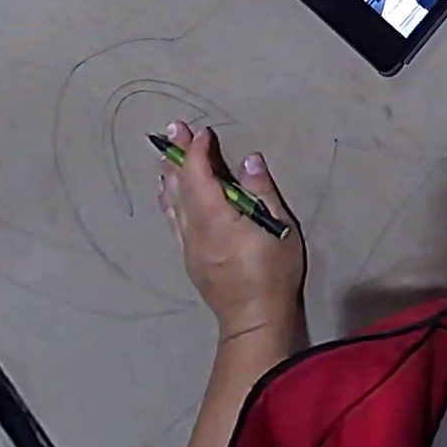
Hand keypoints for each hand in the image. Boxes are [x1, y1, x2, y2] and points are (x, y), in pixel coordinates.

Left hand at [158, 121, 306, 341]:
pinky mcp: (189, 257)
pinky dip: (169, 197)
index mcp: (217, 220)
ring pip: (171, 203)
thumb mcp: (279, 227)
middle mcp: (195, 230)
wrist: (255, 319)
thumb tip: (249, 159)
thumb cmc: (273, 271)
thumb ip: (262, 191)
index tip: (204, 132)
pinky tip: (168, 190)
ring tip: (166, 152)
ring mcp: (188, 245)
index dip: (198, 152)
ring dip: (169, 174)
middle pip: (180, 186)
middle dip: (176, 154)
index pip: (200, 177)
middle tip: (172, 127)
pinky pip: (173, 219)